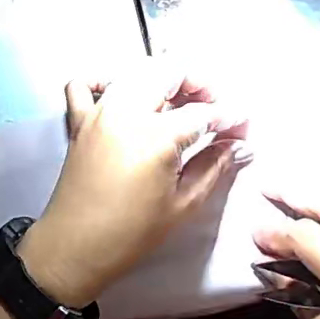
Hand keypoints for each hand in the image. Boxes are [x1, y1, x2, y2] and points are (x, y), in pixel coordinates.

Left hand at [17, 70, 249, 308]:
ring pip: (136, 70)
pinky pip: (86, 83)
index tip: (244, 127)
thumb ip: (213, 165)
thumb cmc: (132, 232)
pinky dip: (106, 81)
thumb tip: (238, 144)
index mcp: (156, 135)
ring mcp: (99, 111)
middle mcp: (127, 111)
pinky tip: (125, 97)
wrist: (75, 248)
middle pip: (170, 71)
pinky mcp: (79, 120)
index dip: (231, 117)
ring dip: (164, 78)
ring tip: (180, 101)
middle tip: (215, 107)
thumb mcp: (184, 203)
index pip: (204, 112)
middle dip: (200, 83)